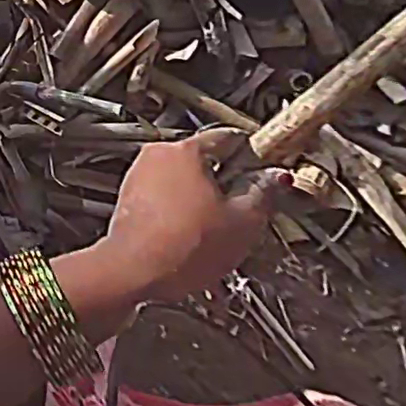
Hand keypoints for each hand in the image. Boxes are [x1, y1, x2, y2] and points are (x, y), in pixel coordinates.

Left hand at [98, 128, 293, 301]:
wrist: (136, 268)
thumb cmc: (188, 245)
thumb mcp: (243, 222)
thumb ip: (263, 193)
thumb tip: (275, 176)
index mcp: (184, 150)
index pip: (227, 138)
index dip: (252, 153)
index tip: (267, 169)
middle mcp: (157, 153)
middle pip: (204, 159)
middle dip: (226, 182)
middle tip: (245, 209)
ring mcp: (140, 171)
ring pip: (184, 178)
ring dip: (204, 197)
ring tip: (217, 228)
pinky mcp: (130, 192)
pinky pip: (165, 192)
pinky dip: (181, 207)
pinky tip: (191, 233)